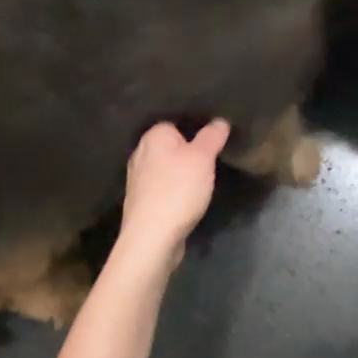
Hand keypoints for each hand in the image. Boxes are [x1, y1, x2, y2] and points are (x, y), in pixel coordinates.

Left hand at [115, 120, 230, 271]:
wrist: (152, 236)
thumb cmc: (178, 189)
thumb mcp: (203, 158)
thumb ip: (212, 136)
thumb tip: (220, 121)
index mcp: (153, 136)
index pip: (176, 124)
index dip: (195, 133)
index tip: (211, 145)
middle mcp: (140, 153)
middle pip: (170, 148)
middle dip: (187, 154)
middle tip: (210, 164)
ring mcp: (137, 180)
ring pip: (165, 170)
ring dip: (180, 176)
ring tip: (200, 185)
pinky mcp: (140, 202)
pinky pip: (162, 189)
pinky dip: (173, 193)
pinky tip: (185, 202)